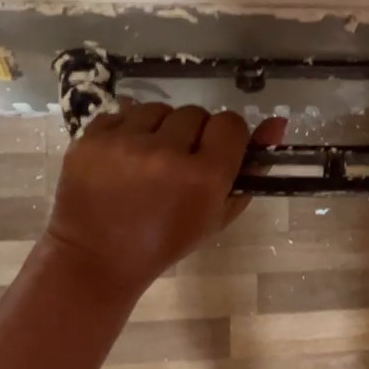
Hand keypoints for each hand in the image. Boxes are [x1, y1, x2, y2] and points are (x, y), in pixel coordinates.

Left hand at [46, 102, 286, 294]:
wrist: (97, 258)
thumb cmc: (167, 241)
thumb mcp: (218, 212)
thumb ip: (252, 169)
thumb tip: (277, 122)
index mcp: (204, 177)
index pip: (230, 123)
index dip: (225, 137)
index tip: (214, 153)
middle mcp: (166, 153)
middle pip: (195, 113)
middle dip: (192, 134)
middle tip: (178, 162)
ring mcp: (124, 144)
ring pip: (158, 109)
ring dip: (159, 129)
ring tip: (149, 158)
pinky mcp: (91, 139)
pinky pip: (121, 114)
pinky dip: (127, 131)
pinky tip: (123, 158)